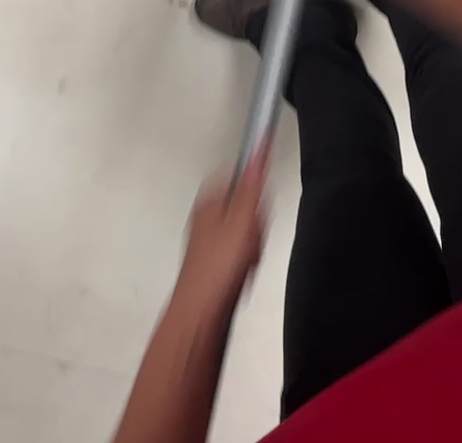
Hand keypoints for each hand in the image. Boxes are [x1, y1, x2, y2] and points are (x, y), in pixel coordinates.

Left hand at [174, 158, 268, 307]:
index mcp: (210, 198)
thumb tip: (258, 149)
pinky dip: (247, 263)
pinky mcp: (215, 260)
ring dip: (253, 247)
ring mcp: (210, 238)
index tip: (260, 207)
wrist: (201, 311)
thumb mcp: (242, 219)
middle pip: (246, 205)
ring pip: (246, 231)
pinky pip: (241, 253)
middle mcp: (207, 214)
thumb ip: (252, 185)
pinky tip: (243, 274)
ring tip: (246, 261)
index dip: (256, 191)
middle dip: (256, 224)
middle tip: (252, 239)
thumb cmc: (216, 266)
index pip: (241, 176)